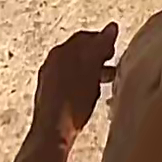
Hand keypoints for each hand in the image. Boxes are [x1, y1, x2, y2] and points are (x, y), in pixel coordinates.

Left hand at [29, 22, 117, 147]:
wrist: (51, 134)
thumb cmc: (73, 99)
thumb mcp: (93, 69)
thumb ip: (102, 45)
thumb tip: (112, 27)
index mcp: (60, 50)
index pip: (85, 37)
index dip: (102, 40)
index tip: (114, 49)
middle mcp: (51, 62)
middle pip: (78, 52)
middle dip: (96, 56)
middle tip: (111, 63)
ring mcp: (47, 80)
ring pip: (74, 68)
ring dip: (90, 71)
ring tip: (105, 82)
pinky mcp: (48, 98)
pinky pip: (68, 83)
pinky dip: (81, 83)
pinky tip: (89, 95)